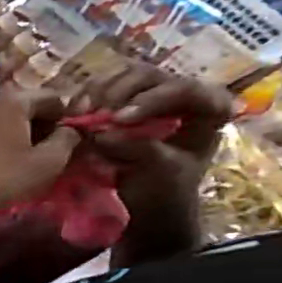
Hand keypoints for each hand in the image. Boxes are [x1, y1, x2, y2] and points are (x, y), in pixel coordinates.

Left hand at [0, 91, 80, 225]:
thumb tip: (70, 129)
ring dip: (9, 129)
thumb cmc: (0, 178)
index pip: (51, 98)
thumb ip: (67, 140)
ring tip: (13, 155)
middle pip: (20, 104)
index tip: (66, 138)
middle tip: (41, 148)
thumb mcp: (46, 163)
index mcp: (12, 101)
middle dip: (35, 122)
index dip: (64, 116)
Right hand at [70, 64, 232, 250]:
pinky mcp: (121, 102)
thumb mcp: (160, 173)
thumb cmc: (164, 191)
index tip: (119, 119)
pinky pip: (102, 87)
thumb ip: (136, 148)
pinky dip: (85, 96)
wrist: (145, 206)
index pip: (185, 90)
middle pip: (150, 76)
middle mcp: (180, 97)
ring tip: (79, 112)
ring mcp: (148, 96)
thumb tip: (100, 132)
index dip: (152, 99)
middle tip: (94, 113)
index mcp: (208, 110)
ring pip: (123, 76)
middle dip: (120, 92)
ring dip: (98, 91)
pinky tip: (73, 111)